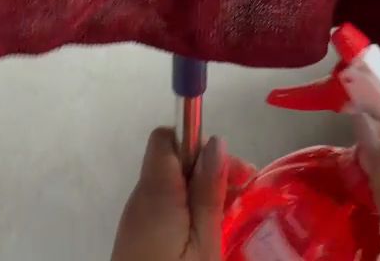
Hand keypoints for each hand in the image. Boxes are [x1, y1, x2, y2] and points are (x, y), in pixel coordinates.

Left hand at [111, 129, 254, 260]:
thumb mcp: (204, 242)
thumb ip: (208, 191)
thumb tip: (215, 141)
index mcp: (155, 190)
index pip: (168, 137)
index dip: (198, 142)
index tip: (229, 167)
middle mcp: (140, 197)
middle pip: (174, 160)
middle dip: (208, 168)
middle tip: (244, 190)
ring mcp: (136, 219)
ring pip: (171, 185)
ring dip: (201, 190)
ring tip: (231, 213)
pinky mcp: (136, 239)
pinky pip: (163, 208)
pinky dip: (187, 209)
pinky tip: (208, 231)